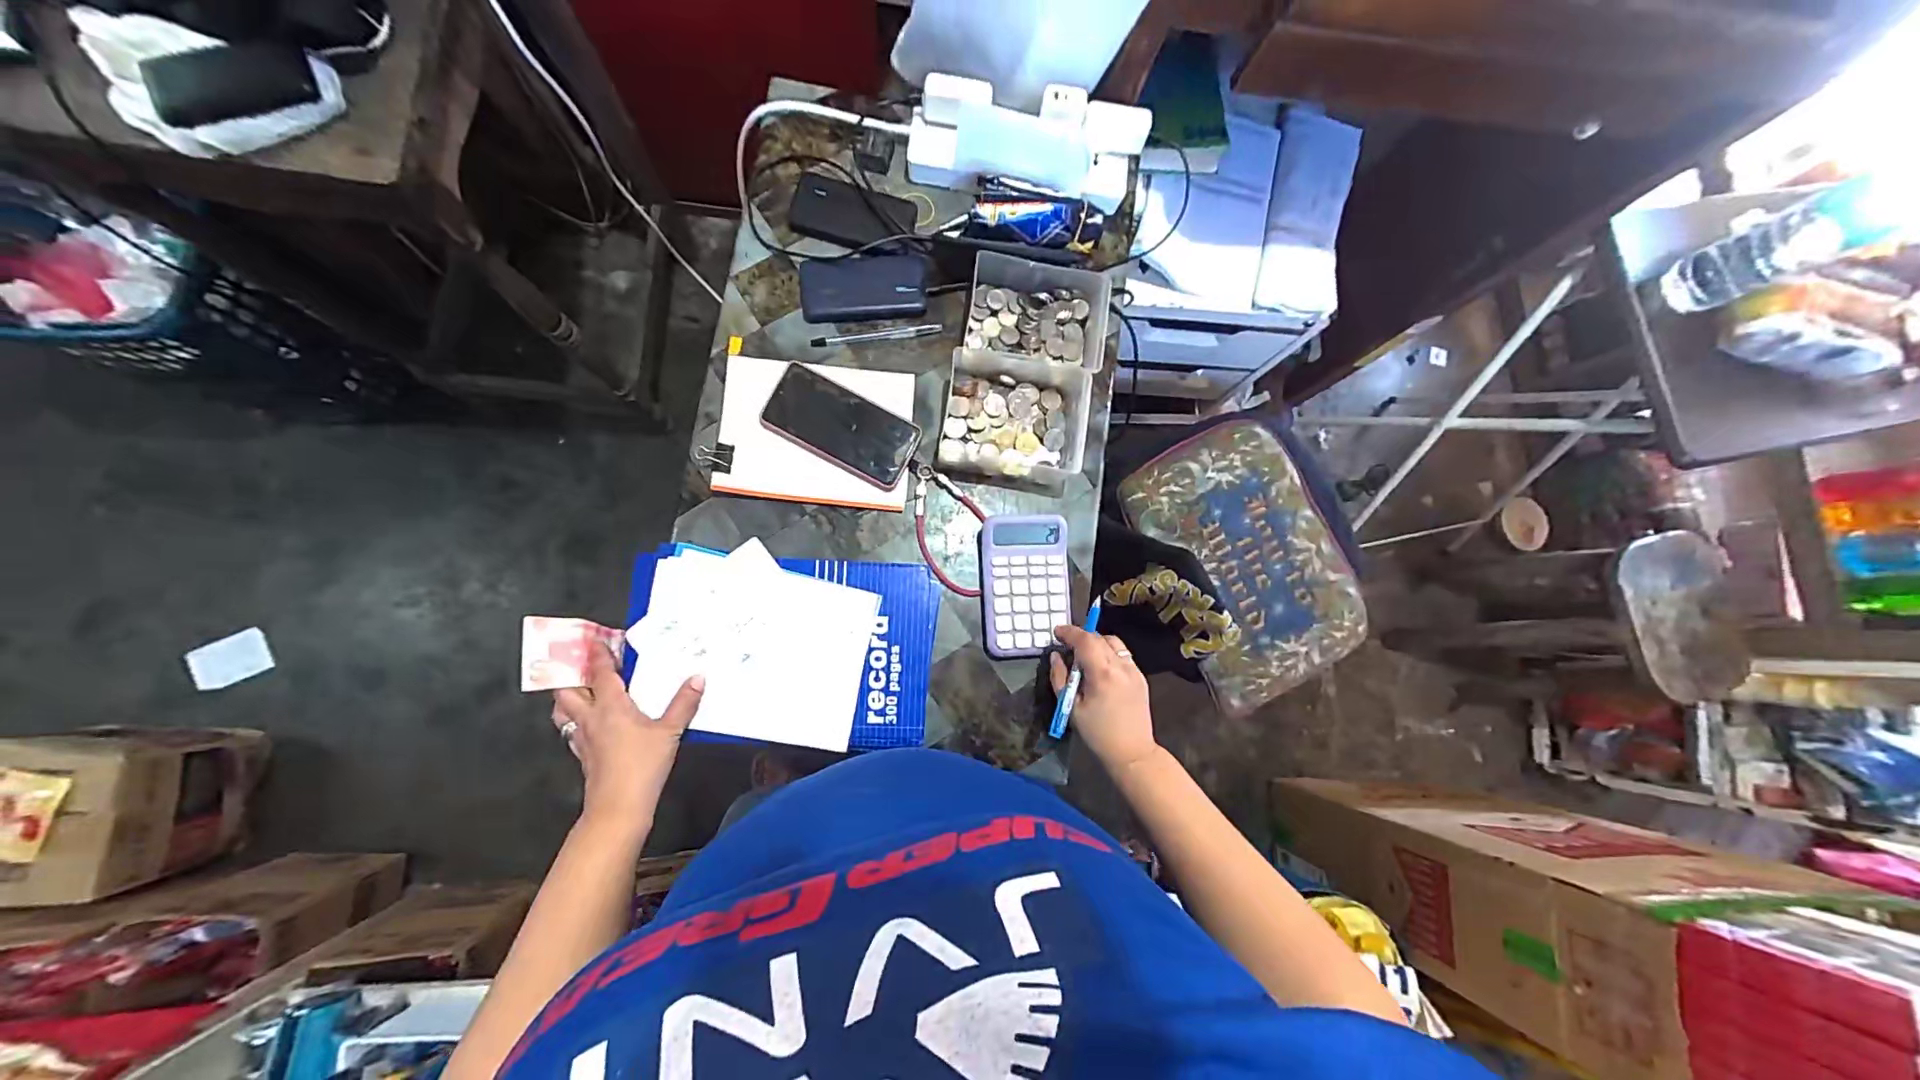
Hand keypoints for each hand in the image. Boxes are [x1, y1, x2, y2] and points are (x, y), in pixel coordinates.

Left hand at [552, 643, 703, 832]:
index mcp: (610, 707)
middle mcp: (590, 718)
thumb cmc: (642, 766)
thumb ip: (684, 704)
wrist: (618, 807)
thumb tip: (698, 679)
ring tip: (578, 687)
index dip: (598, 655)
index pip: (600, 674)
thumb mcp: (670, 732)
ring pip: (563, 710)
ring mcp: (582, 738)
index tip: (596, 639)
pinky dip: (574, 718)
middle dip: (571, 672)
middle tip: (580, 661)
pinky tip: (587, 721)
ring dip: (567, 695)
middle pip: (568, 689)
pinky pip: (571, 729)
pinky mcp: (583, 755)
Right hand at [1050, 626, 1157, 771]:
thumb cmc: (1097, 733)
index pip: (1085, 640)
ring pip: (1114, 643)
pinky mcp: (1140, 678)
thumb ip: (1060, 678)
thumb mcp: (1071, 707)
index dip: (1070, 632)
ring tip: (1084, 656)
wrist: (1132, 752)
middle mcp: (1121, 667)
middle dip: (1081, 637)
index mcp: (1102, 674)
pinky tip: (1100, 668)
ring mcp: (1134, 671)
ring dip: (1097, 642)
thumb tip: (1056, 656)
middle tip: (1067, 645)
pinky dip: (1109, 653)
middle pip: (1099, 638)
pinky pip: (1123, 656)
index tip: (1057, 632)